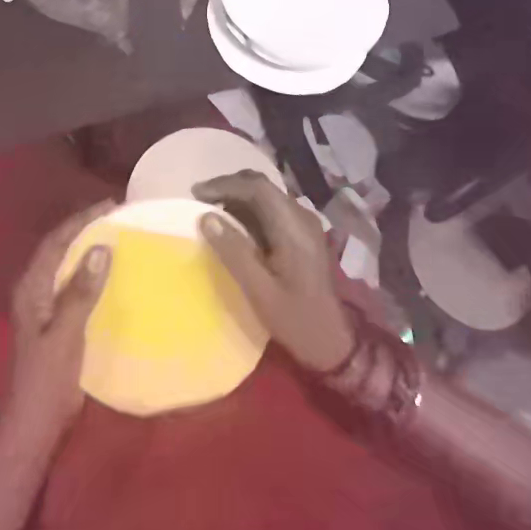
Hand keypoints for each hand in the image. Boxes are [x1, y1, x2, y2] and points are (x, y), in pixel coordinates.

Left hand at [4, 202, 113, 440]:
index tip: (109, 205)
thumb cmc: (47, 379)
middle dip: (84, 228)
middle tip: (116, 215)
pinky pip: (72, 283)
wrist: (35, 422)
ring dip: (86, 248)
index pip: (56, 242)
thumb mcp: (66, 334)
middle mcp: (34, 289)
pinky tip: (109, 273)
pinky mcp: (54, 320)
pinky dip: (89, 271)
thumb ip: (81, 291)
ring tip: (116, 235)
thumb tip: (101, 248)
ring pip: (65, 264)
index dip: (80, 221)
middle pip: (58, 248)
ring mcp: (43, 305)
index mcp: (31, 287)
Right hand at [195, 171, 353, 371]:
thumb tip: (206, 217)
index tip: (196, 194)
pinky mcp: (302, 235)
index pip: (257, 187)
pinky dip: (248, 210)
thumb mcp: (259, 290)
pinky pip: (271, 210)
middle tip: (199, 200)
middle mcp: (302, 218)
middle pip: (262, 186)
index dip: (224, 184)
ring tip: (210, 212)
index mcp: (293, 228)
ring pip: (266, 196)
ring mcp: (305, 225)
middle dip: (228, 187)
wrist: (334, 344)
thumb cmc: (296, 320)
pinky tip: (232, 227)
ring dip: (237, 198)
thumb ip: (233, 251)